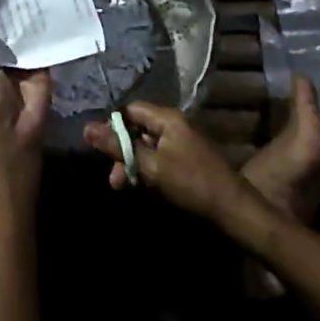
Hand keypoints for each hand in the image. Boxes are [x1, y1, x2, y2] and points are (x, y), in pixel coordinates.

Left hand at [0, 20, 51, 175]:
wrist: (19, 134)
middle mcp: (5, 67)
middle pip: (5, 41)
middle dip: (4, 22)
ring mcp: (24, 69)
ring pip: (23, 43)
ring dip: (22, 26)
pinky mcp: (42, 70)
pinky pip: (42, 50)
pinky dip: (41, 35)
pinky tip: (40, 11)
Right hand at [83, 102, 257, 223]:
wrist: (232, 210)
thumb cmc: (190, 183)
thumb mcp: (150, 166)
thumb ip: (119, 147)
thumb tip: (86, 128)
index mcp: (168, 118)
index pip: (131, 110)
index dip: (112, 125)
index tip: (99, 147)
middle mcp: (174, 125)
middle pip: (137, 129)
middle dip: (121, 152)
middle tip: (112, 178)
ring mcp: (182, 143)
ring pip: (146, 147)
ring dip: (131, 165)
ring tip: (122, 187)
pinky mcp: (186, 161)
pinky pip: (158, 159)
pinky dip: (146, 171)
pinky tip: (139, 188)